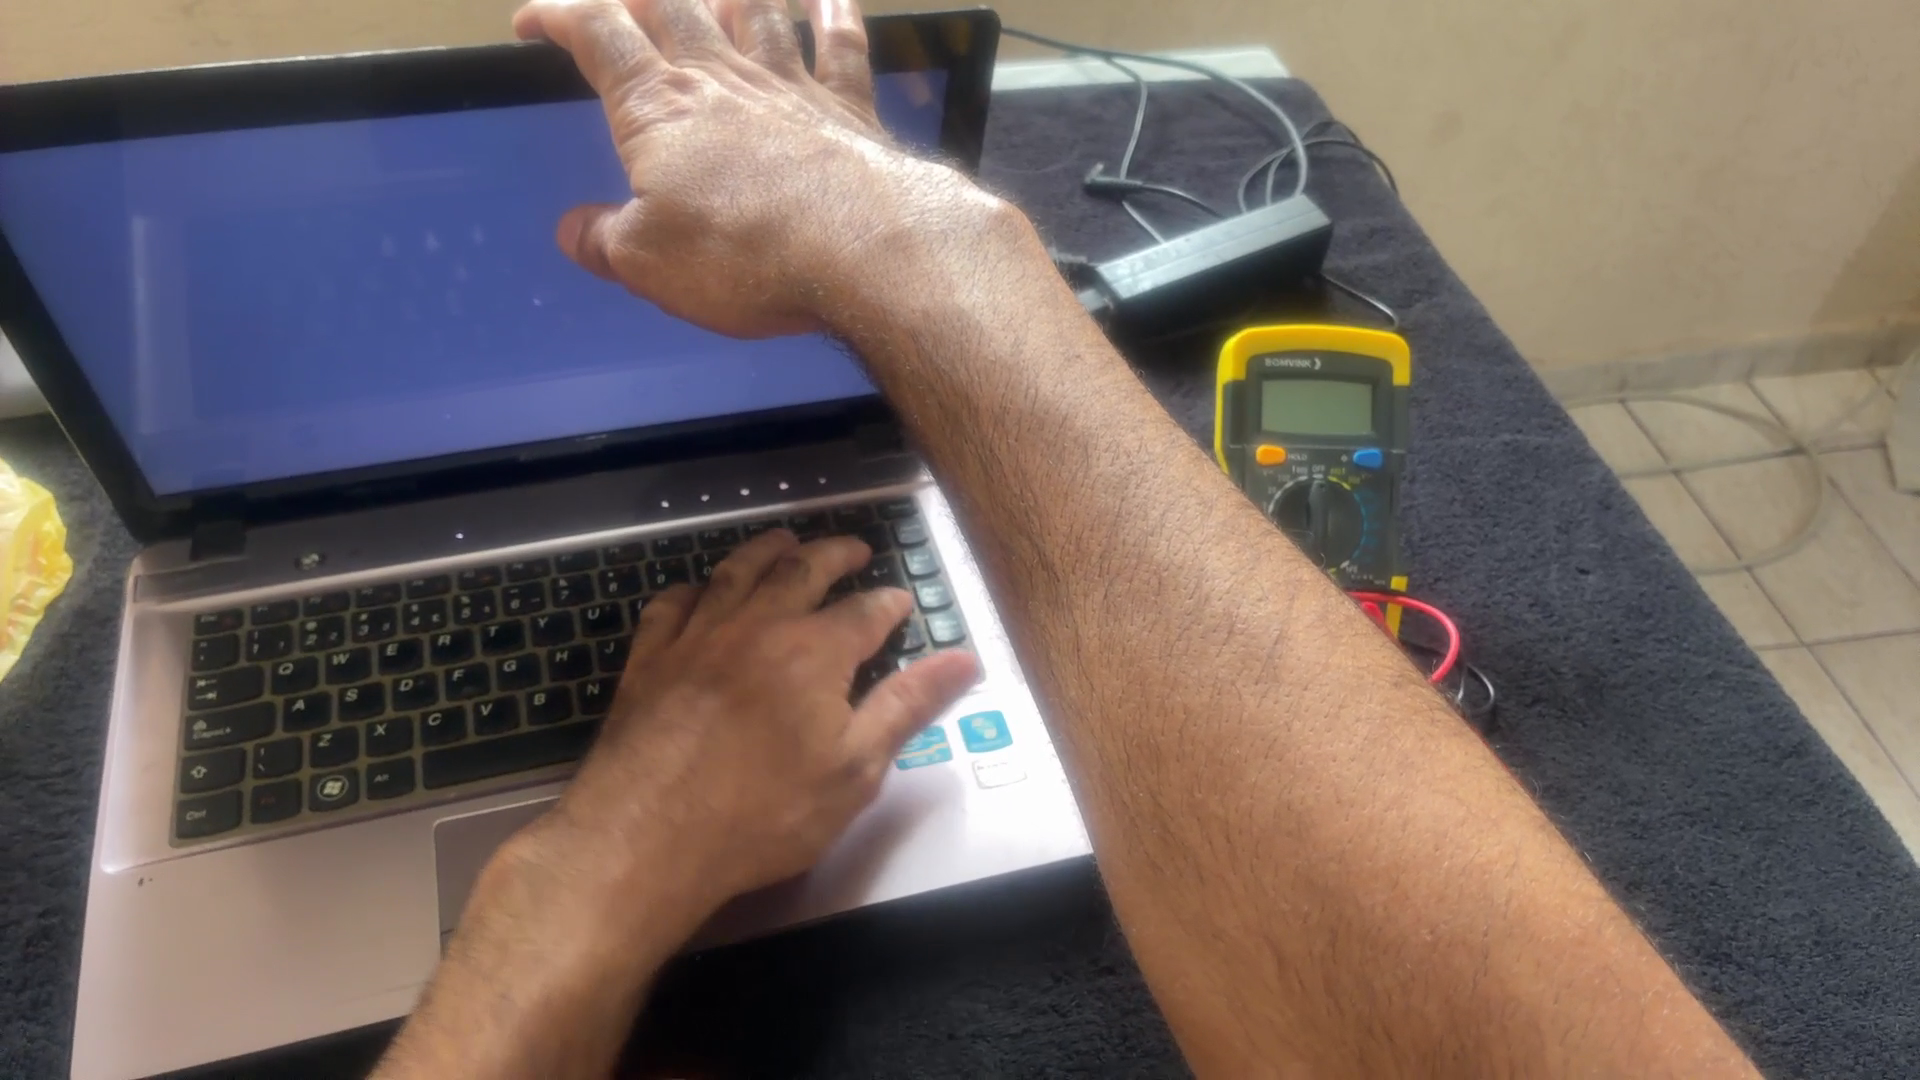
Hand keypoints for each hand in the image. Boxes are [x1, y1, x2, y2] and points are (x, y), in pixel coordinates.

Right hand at [511, 0, 1000, 337]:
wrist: (856, 248)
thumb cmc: (744, 255)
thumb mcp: (651, 264)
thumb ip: (606, 243)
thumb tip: (572, 233)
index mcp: (659, 107)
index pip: (598, 35)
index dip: (560, 16)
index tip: (535, 20)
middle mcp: (724, 79)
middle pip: (674, 6)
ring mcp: (792, 88)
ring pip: (758, 13)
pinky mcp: (850, 110)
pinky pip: (843, 48)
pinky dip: (837, 19)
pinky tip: (833, 1)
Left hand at [542, 527, 978, 910]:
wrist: (644, 840)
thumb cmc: (764, 812)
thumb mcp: (856, 767)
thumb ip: (909, 705)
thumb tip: (966, 659)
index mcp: (815, 651)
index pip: (866, 611)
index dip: (890, 603)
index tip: (903, 601)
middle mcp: (760, 625)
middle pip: (804, 570)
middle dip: (835, 553)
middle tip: (855, 547)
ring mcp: (699, 636)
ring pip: (737, 571)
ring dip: (768, 550)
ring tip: (787, 540)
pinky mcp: (650, 658)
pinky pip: (672, 604)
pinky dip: (693, 589)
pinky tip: (699, 590)